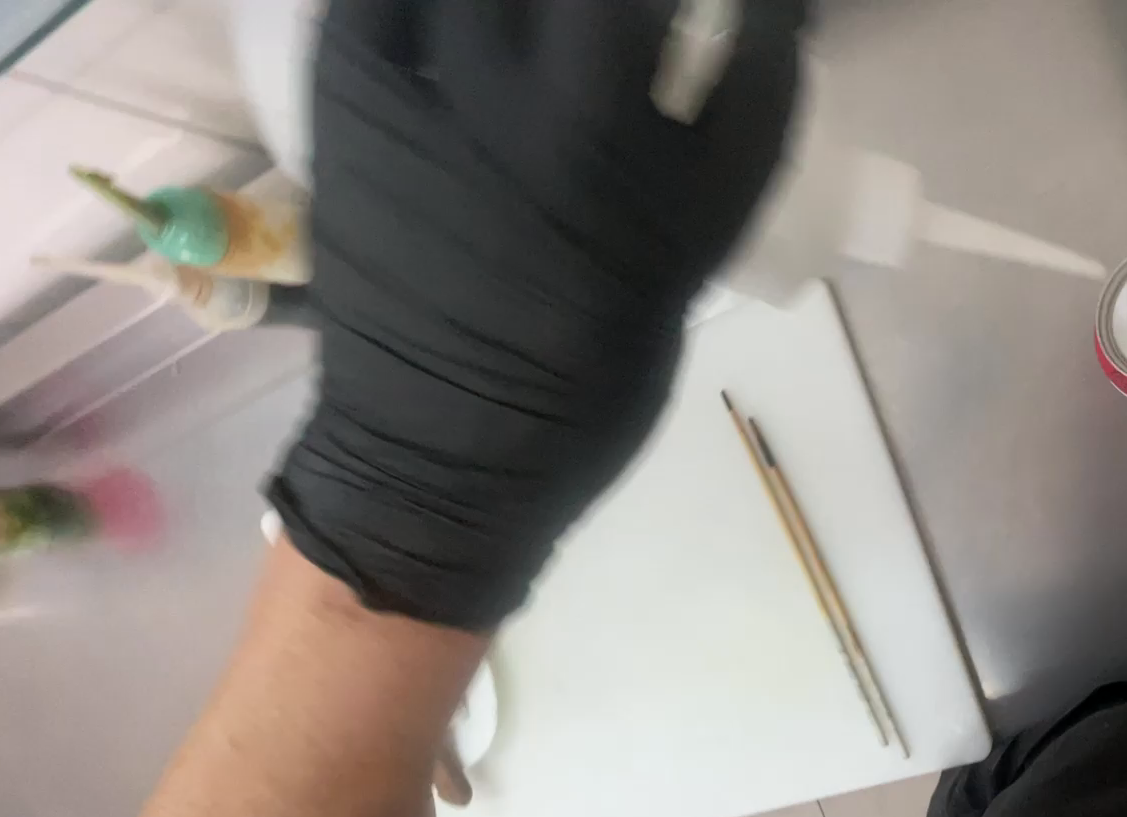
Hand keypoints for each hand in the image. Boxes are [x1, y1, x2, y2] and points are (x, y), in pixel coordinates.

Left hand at [268, 0, 806, 629]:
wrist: (444, 460)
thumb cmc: (580, 403)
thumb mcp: (668, 295)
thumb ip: (680, 185)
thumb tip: (668, 96)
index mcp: (685, 211)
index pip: (759, 62)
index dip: (767, 20)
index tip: (756, 15)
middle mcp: (593, 142)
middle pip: (625, 0)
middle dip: (639, 8)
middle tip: (621, 28)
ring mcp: (471, 110)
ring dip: (540, 8)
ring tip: (541, 37)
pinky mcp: (360, 97)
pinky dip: (432, 4)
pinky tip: (453, 30)